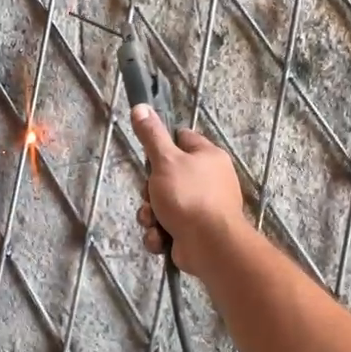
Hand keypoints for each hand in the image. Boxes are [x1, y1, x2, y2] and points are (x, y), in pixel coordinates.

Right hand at [131, 103, 245, 276]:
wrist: (210, 245)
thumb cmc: (188, 196)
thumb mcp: (165, 160)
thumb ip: (151, 135)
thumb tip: (140, 106)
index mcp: (208, 156)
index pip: (182, 139)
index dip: (162, 146)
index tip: (149, 156)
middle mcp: (209, 180)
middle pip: (167, 176)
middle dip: (151, 191)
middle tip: (151, 196)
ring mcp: (202, 208)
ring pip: (163, 205)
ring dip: (151, 215)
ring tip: (153, 222)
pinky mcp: (194, 232)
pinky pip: (167, 228)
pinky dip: (159, 234)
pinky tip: (159, 239)